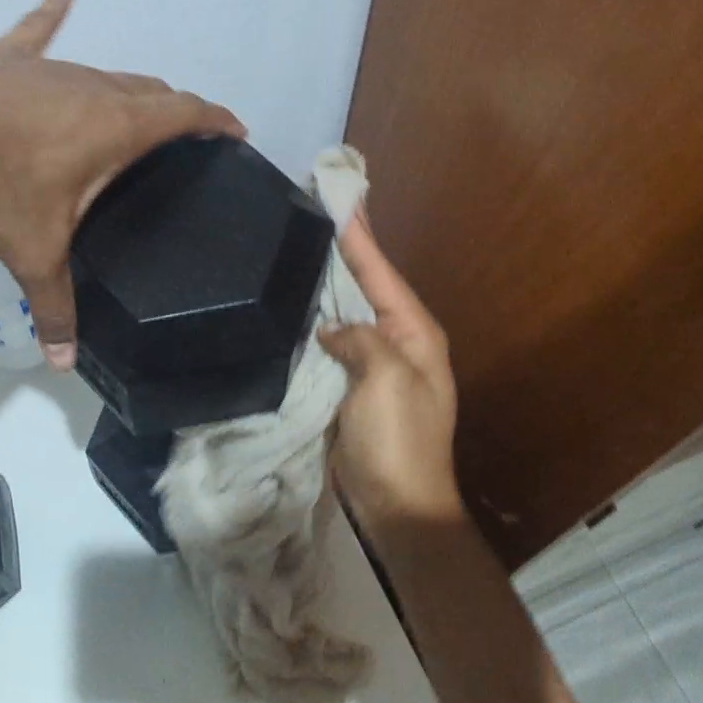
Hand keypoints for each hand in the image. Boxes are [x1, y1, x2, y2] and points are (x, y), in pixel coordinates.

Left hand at [0, 0, 245, 367]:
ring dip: (124, 88)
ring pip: (103, 71)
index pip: (186, 114)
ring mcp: (49, 66)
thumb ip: (54, 308)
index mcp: (119, 126)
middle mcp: (94, 86)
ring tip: (134, 106)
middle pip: (150, 90)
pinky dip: (53, 11)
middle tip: (184, 134)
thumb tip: (62, 367)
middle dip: (174, 109)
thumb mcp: (35, 254)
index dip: (216, 120)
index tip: (237, 131)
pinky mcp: (5, 58)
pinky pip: (37, 30)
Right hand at [319, 215, 465, 531]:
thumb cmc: (399, 440)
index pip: (381, 273)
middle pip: (363, 289)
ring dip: (322, 289)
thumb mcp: (386, 379)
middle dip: (339, 255)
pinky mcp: (348, 392)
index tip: (340, 197)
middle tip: (307, 216)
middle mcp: (395, 344)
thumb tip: (331, 330)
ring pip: (343, 318)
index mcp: (414, 334)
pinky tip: (289, 311)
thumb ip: (360, 339)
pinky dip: (310, 328)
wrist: (397, 505)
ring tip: (294, 253)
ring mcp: (371, 370)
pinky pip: (328, 350)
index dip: (359, 237)